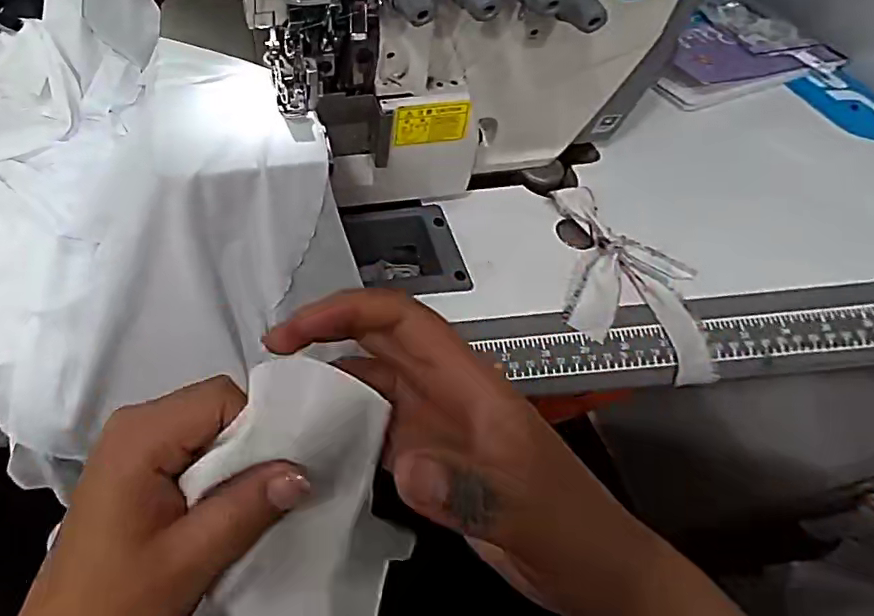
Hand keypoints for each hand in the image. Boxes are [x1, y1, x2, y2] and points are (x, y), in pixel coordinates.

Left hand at [21, 376, 311, 615]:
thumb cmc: (114, 601)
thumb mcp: (187, 560)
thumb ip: (245, 508)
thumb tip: (300, 471)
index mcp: (140, 432)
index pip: (221, 396)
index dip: (255, 427)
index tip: (273, 471)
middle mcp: (133, 420)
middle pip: (214, 404)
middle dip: (244, 444)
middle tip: (255, 495)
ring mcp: (130, 438)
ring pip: (206, 423)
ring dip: (229, 459)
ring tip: (232, 506)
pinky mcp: (132, 459)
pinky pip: (189, 441)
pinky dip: (210, 467)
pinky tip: (210, 507)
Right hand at [266, 290, 739, 615]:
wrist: (596, 565)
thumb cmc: (574, 524)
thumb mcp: (524, 508)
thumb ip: (467, 487)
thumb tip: (406, 464)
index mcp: (469, 383)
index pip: (402, 319)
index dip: (349, 309)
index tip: (302, 325)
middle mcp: (448, 392)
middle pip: (380, 338)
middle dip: (326, 330)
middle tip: (277, 348)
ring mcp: (438, 422)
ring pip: (374, 379)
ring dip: (330, 378)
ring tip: (288, 396)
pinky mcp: (431, 453)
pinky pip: (376, 424)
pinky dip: (344, 424)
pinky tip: (321, 445)